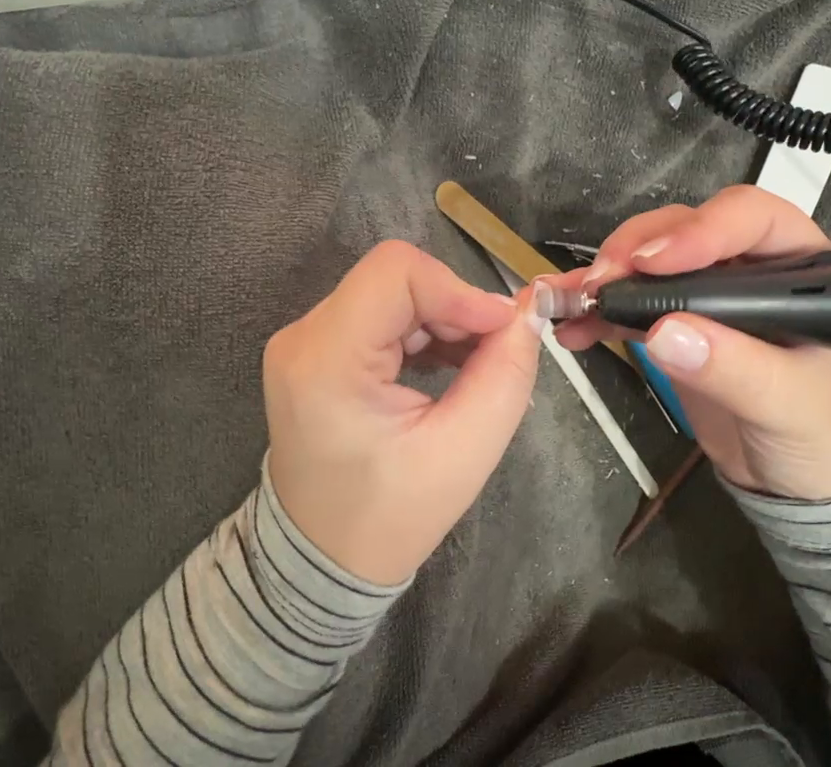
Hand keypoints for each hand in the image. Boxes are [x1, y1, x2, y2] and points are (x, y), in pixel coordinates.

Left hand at [264, 241, 545, 584]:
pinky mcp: (316, 350)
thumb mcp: (464, 453)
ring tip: (478, 364)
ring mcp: (303, 341)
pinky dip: (422, 331)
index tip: (504, 329)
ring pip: (390, 292)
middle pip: (395, 279)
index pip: (396, 272)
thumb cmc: (390, 517)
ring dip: (443, 319)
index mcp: (325, 360)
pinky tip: (451, 365)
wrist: (322, 558)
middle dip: (456, 306)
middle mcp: (302, 336)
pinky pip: (379, 314)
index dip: (459, 288)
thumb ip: (504, 375)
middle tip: (499, 351)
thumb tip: (527, 313)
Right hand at [548, 186, 830, 500]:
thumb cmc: (826, 437)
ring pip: (648, 262)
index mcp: (799, 268)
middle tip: (600, 284)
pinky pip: (629, 307)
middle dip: (635, 250)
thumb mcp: (792, 406)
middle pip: (684, 230)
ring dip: (604, 277)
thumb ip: (736, 369)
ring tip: (568, 300)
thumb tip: (665, 332)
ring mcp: (707, 298)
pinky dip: (596, 315)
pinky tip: (571, 329)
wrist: (804, 484)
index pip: (750, 219)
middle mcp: (749, 269)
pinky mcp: (675, 328)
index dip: (700, 230)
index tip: (652, 262)